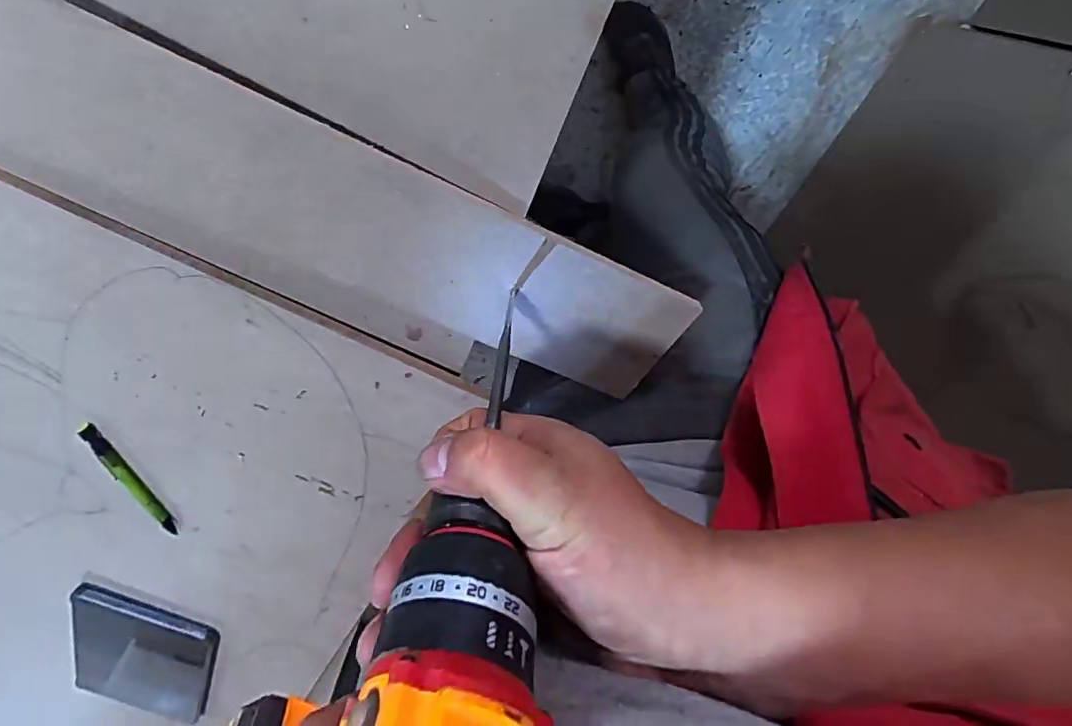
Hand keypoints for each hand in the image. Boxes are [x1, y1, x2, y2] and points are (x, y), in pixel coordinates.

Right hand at [358, 411, 720, 671]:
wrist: (686, 632)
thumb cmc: (621, 554)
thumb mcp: (554, 496)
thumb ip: (491, 464)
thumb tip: (430, 456)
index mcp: (534, 450)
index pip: (468, 439)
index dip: (437, 468)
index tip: (418, 516)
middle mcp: (528, 486)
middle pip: (457, 497)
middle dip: (417, 536)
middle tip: (386, 585)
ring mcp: (530, 537)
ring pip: (464, 541)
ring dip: (424, 572)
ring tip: (388, 617)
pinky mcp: (533, 583)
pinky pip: (482, 578)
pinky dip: (451, 596)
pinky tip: (426, 622)